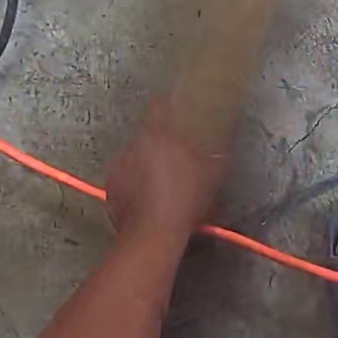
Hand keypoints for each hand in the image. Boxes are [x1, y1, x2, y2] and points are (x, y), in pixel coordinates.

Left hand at [103, 96, 228, 242]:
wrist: (154, 234)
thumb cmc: (186, 200)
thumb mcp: (214, 173)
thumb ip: (217, 148)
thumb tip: (224, 133)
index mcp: (160, 134)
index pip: (160, 103)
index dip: (170, 103)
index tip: (178, 105)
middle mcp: (135, 143)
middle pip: (148, 129)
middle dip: (162, 137)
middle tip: (179, 149)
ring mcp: (120, 164)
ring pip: (136, 152)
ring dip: (149, 158)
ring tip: (166, 176)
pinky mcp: (112, 185)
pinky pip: (127, 173)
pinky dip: (137, 178)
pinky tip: (152, 192)